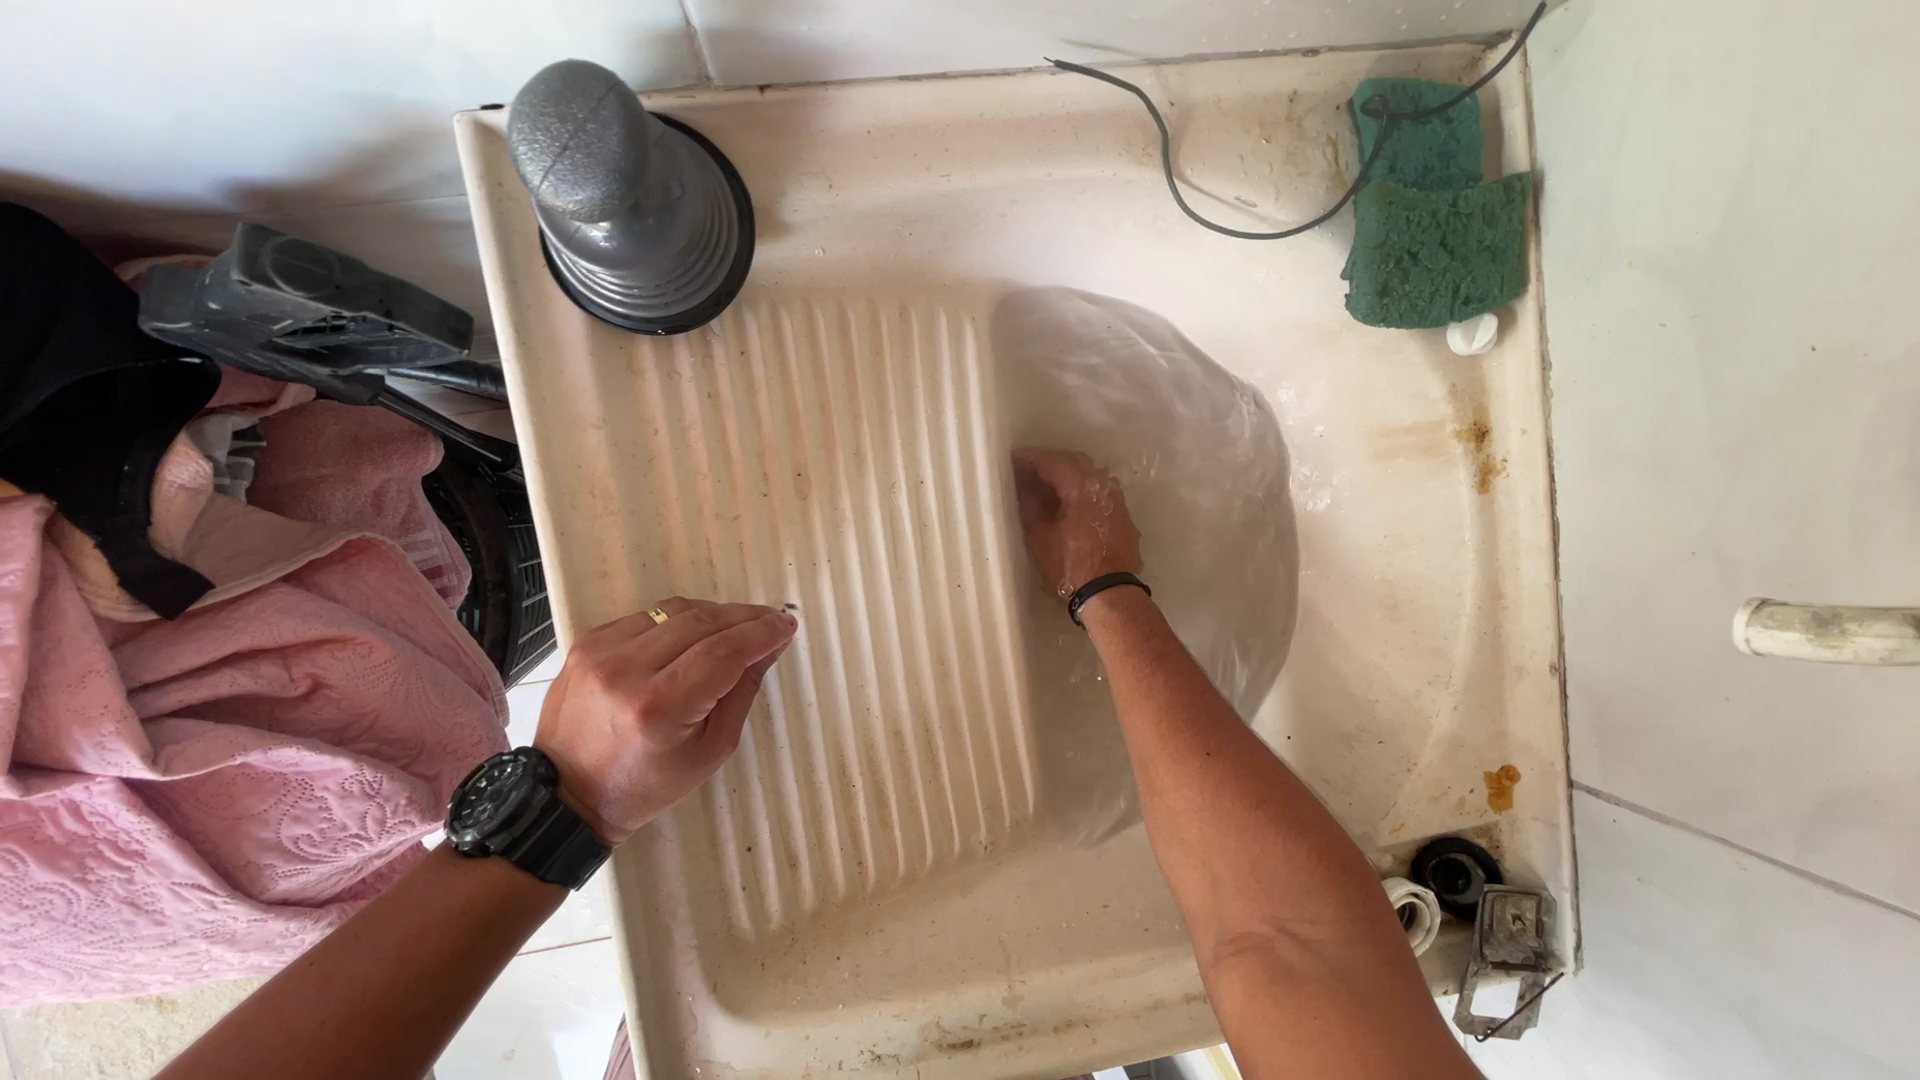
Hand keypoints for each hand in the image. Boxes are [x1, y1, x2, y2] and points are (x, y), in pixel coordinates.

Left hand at [534, 597, 796, 844]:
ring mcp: (601, 651)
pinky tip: (691, 637)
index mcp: (660, 707)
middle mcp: (627, 670)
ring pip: (675, 609)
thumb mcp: (711, 751)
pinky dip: (677, 620)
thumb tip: (769, 646)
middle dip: (745, 617)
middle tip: (771, 621)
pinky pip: (646, 616)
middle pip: (702, 622)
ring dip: (714, 614)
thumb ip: (742, 692)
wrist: (566, 795)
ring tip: (735, 628)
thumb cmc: (646, 785)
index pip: (724, 652)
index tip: (786, 626)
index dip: (762, 633)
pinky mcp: (587, 642)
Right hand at [1012, 447, 1142, 599]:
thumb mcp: (1040, 537)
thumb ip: (1031, 506)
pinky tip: (1069, 503)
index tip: (1013, 459)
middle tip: (1027, 471)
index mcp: (1081, 487)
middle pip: (1074, 462)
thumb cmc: (1069, 567)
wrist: (1110, 594)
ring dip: (1068, 475)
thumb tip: (1025, 488)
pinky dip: (1081, 491)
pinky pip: (1099, 492)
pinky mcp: (1122, 517)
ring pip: (1090, 476)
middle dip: (1050, 463)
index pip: (1053, 461)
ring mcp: (1117, 501)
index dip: (1031, 458)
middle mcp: (1103, 486)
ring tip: (1046, 487)